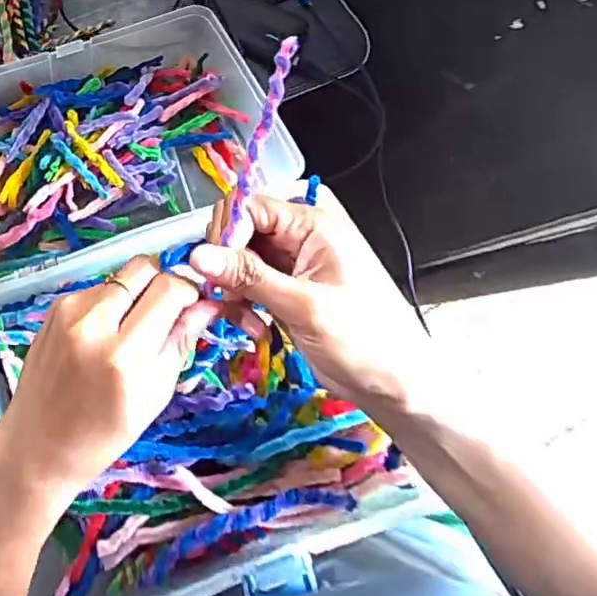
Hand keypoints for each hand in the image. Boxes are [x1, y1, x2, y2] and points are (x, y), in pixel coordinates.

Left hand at [0, 255, 221, 504]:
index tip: (192, 304)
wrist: (38, 443)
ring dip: (135, 293)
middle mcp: (93, 323)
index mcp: (124, 355)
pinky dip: (110, 303)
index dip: (188, 290)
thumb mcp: (154, 395)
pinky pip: (97, 288)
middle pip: (143, 266)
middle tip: (165, 309)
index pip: (168, 288)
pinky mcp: (55, 305)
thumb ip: (180, 341)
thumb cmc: (103, 433)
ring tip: (131, 330)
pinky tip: (104, 335)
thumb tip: (208, 303)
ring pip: (120, 275)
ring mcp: (69, 310)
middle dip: (162, 281)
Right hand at [190, 189, 436, 417]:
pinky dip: (241, 303)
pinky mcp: (284, 287)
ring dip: (232, 289)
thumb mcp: (303, 306)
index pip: (250, 206)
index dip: (226, 232)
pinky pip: (247, 282)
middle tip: (225, 295)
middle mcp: (299, 236)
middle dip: (226, 264)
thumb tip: (198, 255)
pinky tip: (252, 326)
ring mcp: (291, 263)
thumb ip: (248, 276)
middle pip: (239, 231)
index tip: (213, 266)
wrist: (398, 389)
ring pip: (238, 259)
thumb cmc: (365, 341)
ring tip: (244, 319)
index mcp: (312, 224)